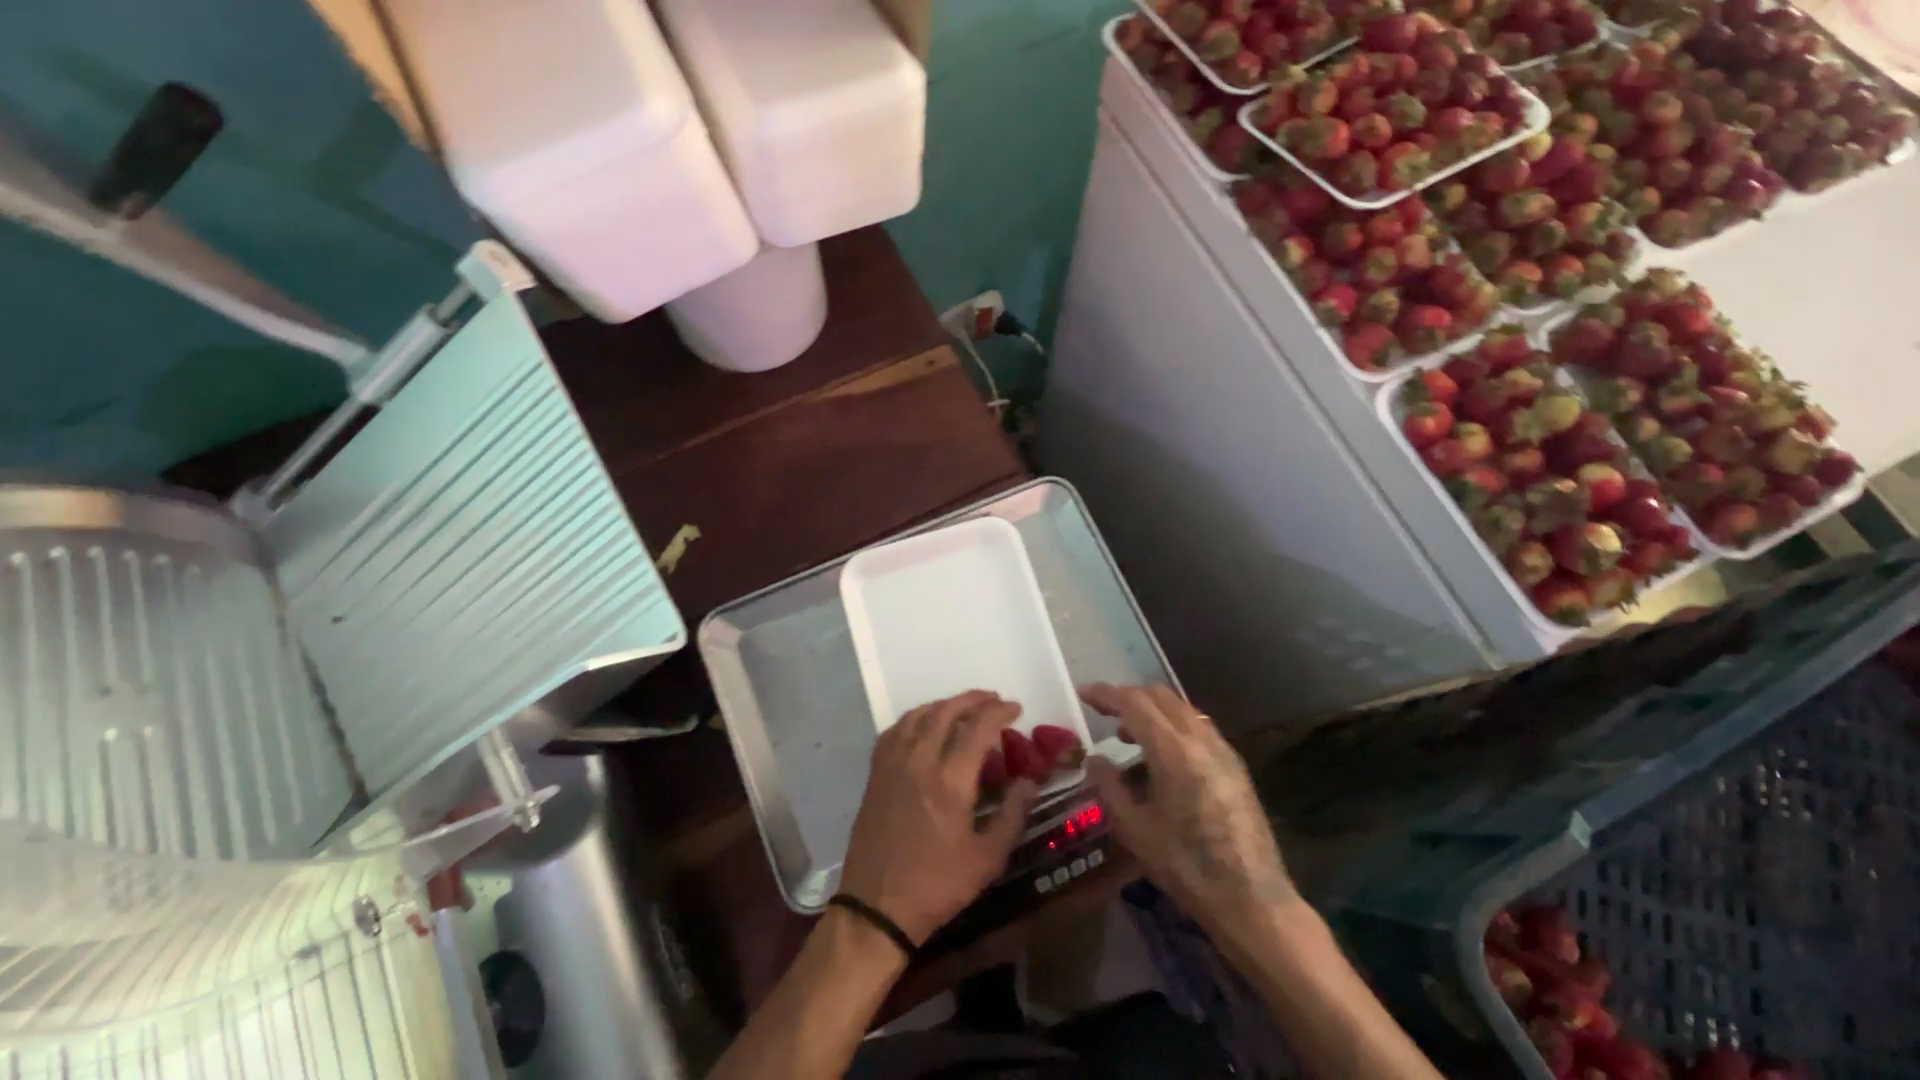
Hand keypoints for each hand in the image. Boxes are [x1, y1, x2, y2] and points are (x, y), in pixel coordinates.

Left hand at [839, 691, 1038, 944]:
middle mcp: (918, 762)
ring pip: (916, 717)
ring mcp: (891, 766)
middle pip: (945, 712)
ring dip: (942, 705)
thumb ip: (1013, 815)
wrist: (877, 907)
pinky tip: (923, 727)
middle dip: (972, 700)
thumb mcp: (988, 859)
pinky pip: (893, 732)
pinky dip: (913, 720)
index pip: (978, 728)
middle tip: (993, 700)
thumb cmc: (938, 886)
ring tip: (961, 708)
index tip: (1016, 708)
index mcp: (949, 780)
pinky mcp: (875, 776)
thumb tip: (1029, 782)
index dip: (999, 712)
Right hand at [1083, 684, 1299, 935]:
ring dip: (1152, 711)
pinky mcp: (1235, 767)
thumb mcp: (1135, 829)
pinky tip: (1160, 756)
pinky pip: (1198, 728)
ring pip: (1183, 710)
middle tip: (1102, 712)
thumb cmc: (1185, 866)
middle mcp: (1201, 739)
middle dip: (1129, 696)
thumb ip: (1109, 787)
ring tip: (1126, 735)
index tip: (1082, 694)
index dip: (1105, 694)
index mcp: (1173, 751)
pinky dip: (1172, 726)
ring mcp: (1223, 751)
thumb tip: (1094, 759)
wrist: (1250, 898)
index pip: (1134, 703)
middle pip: (1161, 696)